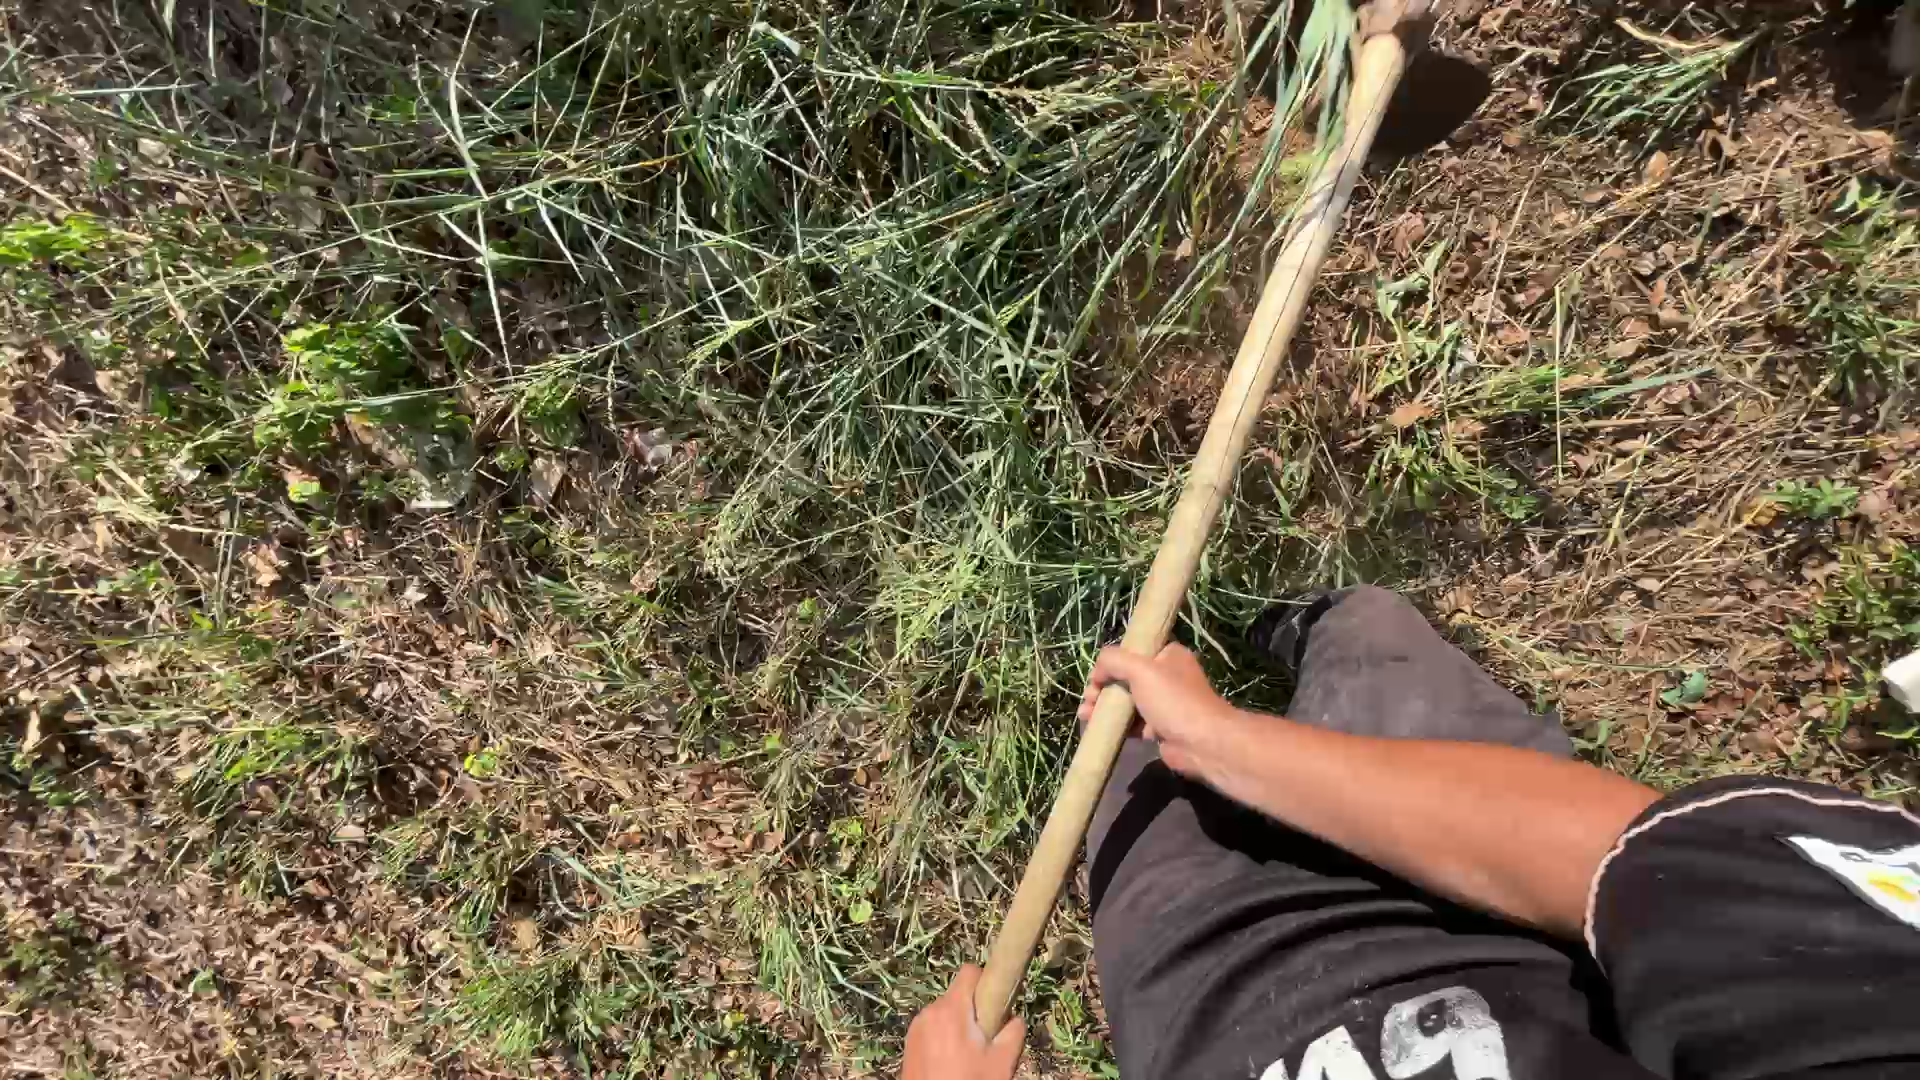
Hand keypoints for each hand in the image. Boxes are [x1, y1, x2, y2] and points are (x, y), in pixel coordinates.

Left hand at [902, 966, 1025, 1079]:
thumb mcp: (1001, 1064)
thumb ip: (1014, 1032)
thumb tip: (1015, 1016)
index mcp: (951, 1008)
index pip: (970, 972)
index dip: (987, 982)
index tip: (995, 1006)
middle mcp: (930, 1010)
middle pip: (958, 995)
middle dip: (973, 1010)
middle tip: (984, 1040)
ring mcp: (916, 1027)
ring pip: (945, 1012)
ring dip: (958, 1025)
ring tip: (967, 1057)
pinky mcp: (908, 1043)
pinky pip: (932, 1027)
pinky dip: (943, 1037)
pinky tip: (950, 1064)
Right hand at [1076, 643, 1242, 778]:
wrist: (1202, 743)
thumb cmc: (1173, 700)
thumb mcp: (1140, 670)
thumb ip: (1114, 660)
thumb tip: (1097, 670)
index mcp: (1167, 655)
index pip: (1131, 652)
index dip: (1110, 664)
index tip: (1095, 678)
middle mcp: (1167, 676)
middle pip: (1125, 678)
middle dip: (1102, 689)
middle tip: (1088, 700)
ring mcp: (1164, 703)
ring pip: (1126, 701)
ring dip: (1105, 707)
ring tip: (1086, 716)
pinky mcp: (1159, 726)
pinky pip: (1132, 722)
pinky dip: (1116, 724)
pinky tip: (1099, 728)